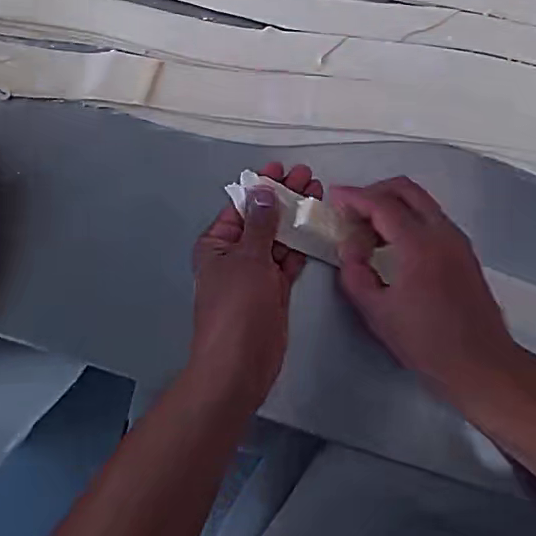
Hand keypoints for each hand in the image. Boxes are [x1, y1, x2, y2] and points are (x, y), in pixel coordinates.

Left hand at [186, 162, 314, 408]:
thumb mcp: (248, 259)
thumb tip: (263, 191)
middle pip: (263, 219)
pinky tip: (317, 226)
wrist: (239, 367)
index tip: (282, 168)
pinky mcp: (274, 289)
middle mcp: (235, 255)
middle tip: (309, 177)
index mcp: (217, 244)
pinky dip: (301, 243)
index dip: (262, 186)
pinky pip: (289, 259)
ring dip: (296, 217)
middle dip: (284, 197)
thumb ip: (260, 223)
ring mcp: (256, 273)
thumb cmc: (236, 308)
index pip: (241, 206)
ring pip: (279, 237)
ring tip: (318, 194)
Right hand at [332, 177, 529, 398]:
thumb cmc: (429, 344)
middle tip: (352, 209)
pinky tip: (394, 243)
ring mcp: (456, 239)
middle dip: (374, 191)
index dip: (355, 197)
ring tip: (369, 230)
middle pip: (405, 189)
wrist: (482, 365)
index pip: (382, 204)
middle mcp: (442, 232)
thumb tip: (350, 251)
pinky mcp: (463, 249)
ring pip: (421, 201)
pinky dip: (409, 217)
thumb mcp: (379, 314)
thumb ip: (356, 276)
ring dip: (393, 204)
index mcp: (419, 244)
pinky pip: (431, 217)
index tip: (336, 197)